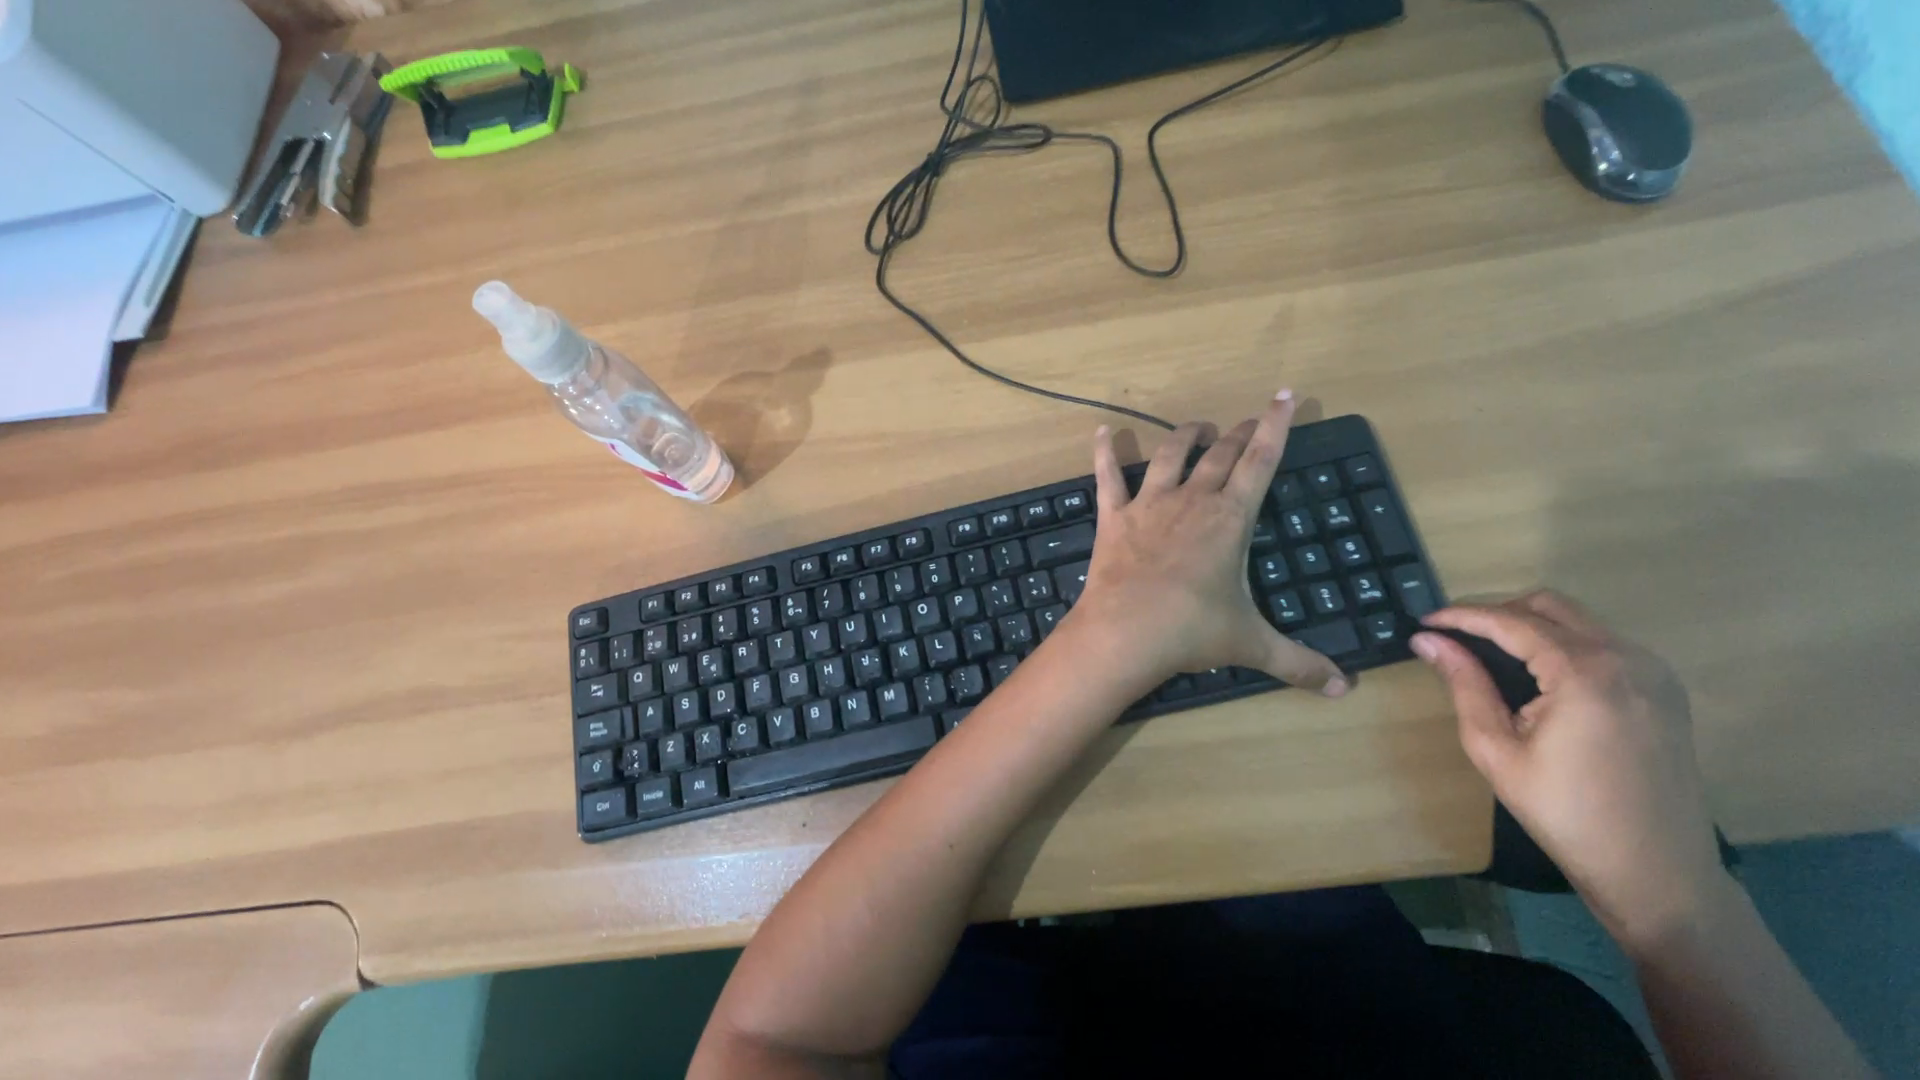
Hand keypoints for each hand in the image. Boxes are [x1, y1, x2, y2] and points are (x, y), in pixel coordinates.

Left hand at [1068, 391, 1346, 695]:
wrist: (1124, 633)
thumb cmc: (1192, 632)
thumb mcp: (1252, 646)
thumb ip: (1299, 664)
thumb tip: (1345, 690)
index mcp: (1231, 519)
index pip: (1262, 460)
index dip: (1276, 425)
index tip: (1283, 396)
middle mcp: (1192, 500)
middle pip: (1221, 453)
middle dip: (1239, 433)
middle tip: (1249, 423)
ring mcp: (1149, 504)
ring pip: (1170, 455)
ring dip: (1186, 436)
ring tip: (1199, 427)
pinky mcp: (1113, 516)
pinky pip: (1106, 476)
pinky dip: (1104, 452)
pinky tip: (1102, 431)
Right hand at [1411, 592, 1728, 943]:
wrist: (1655, 871)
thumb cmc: (1564, 813)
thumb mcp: (1496, 749)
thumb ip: (1464, 685)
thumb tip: (1427, 641)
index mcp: (1585, 672)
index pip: (1511, 622)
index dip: (1462, 617)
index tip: (1423, 623)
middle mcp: (1627, 657)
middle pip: (1550, 606)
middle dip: (1497, 613)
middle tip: (1455, 638)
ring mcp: (1653, 672)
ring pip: (1579, 621)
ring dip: (1531, 628)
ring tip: (1489, 658)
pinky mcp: (1664, 690)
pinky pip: (1604, 644)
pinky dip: (1563, 645)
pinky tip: (1538, 679)